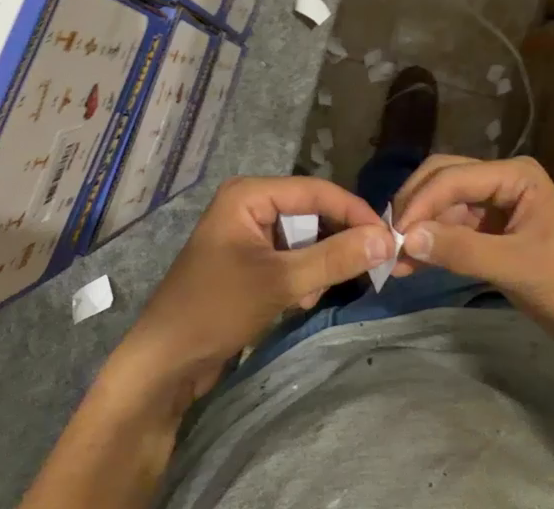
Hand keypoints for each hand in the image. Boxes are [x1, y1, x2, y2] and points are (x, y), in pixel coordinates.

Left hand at [116, 176, 392, 401]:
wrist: (164, 362)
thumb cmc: (216, 309)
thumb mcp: (281, 282)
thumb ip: (335, 258)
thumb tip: (387, 239)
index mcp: (249, 194)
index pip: (316, 191)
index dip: (354, 212)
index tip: (389, 238)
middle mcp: (248, 205)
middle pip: (311, 212)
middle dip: (337, 240)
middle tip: (371, 265)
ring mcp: (246, 235)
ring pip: (303, 238)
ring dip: (319, 263)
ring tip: (322, 291)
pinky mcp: (247, 263)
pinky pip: (289, 257)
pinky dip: (303, 276)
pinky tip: (301, 302)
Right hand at [392, 155, 553, 350]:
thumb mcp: (515, 266)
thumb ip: (462, 250)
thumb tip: (408, 238)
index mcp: (516, 175)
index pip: (454, 177)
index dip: (421, 202)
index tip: (394, 235)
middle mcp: (502, 181)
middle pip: (443, 180)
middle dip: (415, 207)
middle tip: (388, 240)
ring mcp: (496, 205)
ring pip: (443, 205)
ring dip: (419, 228)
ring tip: (395, 260)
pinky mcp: (490, 231)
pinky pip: (451, 228)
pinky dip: (432, 243)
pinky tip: (412, 264)